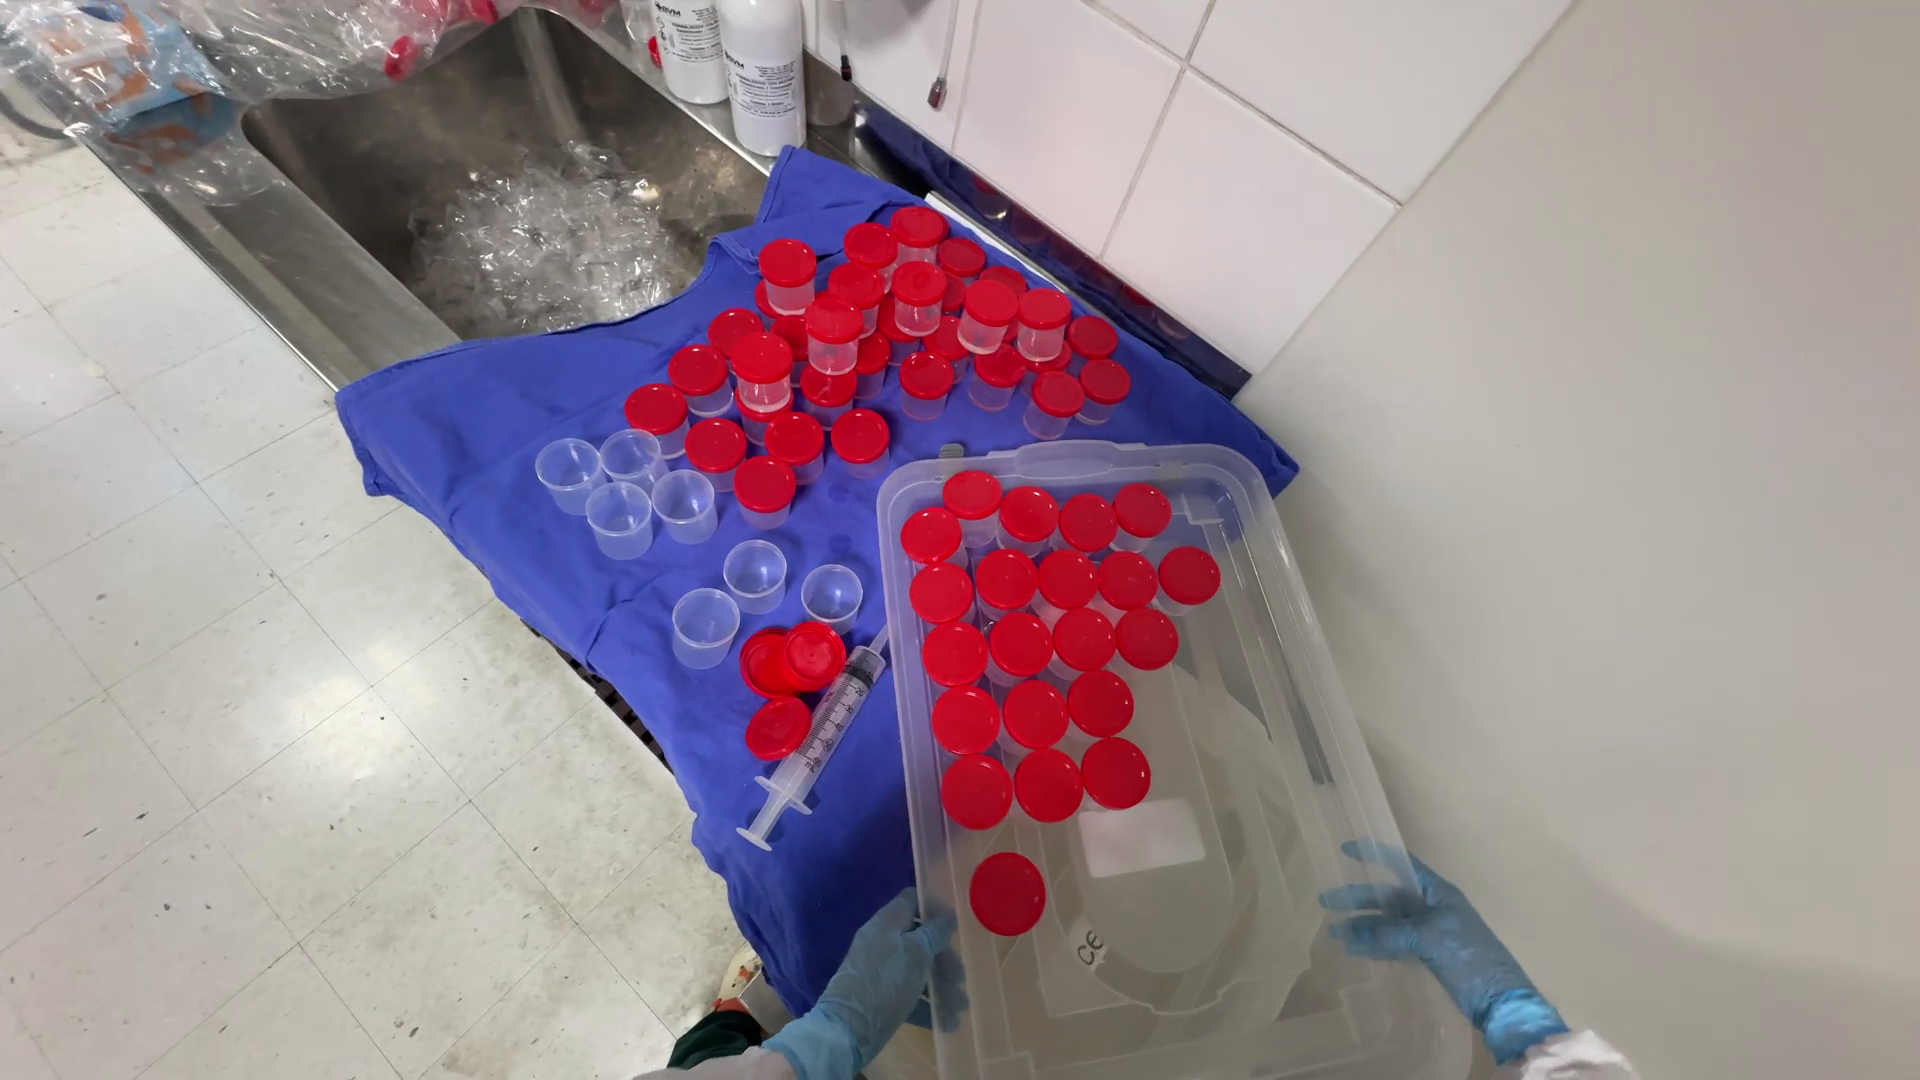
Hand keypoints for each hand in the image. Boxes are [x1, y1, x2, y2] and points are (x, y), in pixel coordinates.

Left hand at [767, 889, 956, 1079]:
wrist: (846, 1030)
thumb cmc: (885, 983)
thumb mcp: (915, 954)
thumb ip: (934, 933)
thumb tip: (947, 917)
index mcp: (888, 921)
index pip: (913, 900)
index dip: (935, 908)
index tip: (956, 925)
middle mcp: (883, 940)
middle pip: (919, 939)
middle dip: (944, 958)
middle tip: (961, 978)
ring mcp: (880, 970)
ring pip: (917, 969)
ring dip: (941, 986)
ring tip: (959, 1008)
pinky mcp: (880, 997)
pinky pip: (908, 994)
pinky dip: (927, 1005)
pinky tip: (946, 1022)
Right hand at [1319, 840, 1568, 1064]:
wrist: (1504, 1005)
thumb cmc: (1470, 958)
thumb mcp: (1428, 939)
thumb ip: (1387, 933)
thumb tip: (1348, 934)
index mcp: (1436, 892)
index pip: (1400, 863)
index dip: (1373, 854)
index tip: (1345, 850)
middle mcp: (1430, 907)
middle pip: (1387, 895)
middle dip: (1357, 898)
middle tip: (1327, 901)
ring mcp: (1429, 932)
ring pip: (1387, 922)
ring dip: (1362, 926)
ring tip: (1336, 933)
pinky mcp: (1429, 955)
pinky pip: (1394, 943)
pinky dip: (1374, 945)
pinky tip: (1355, 950)